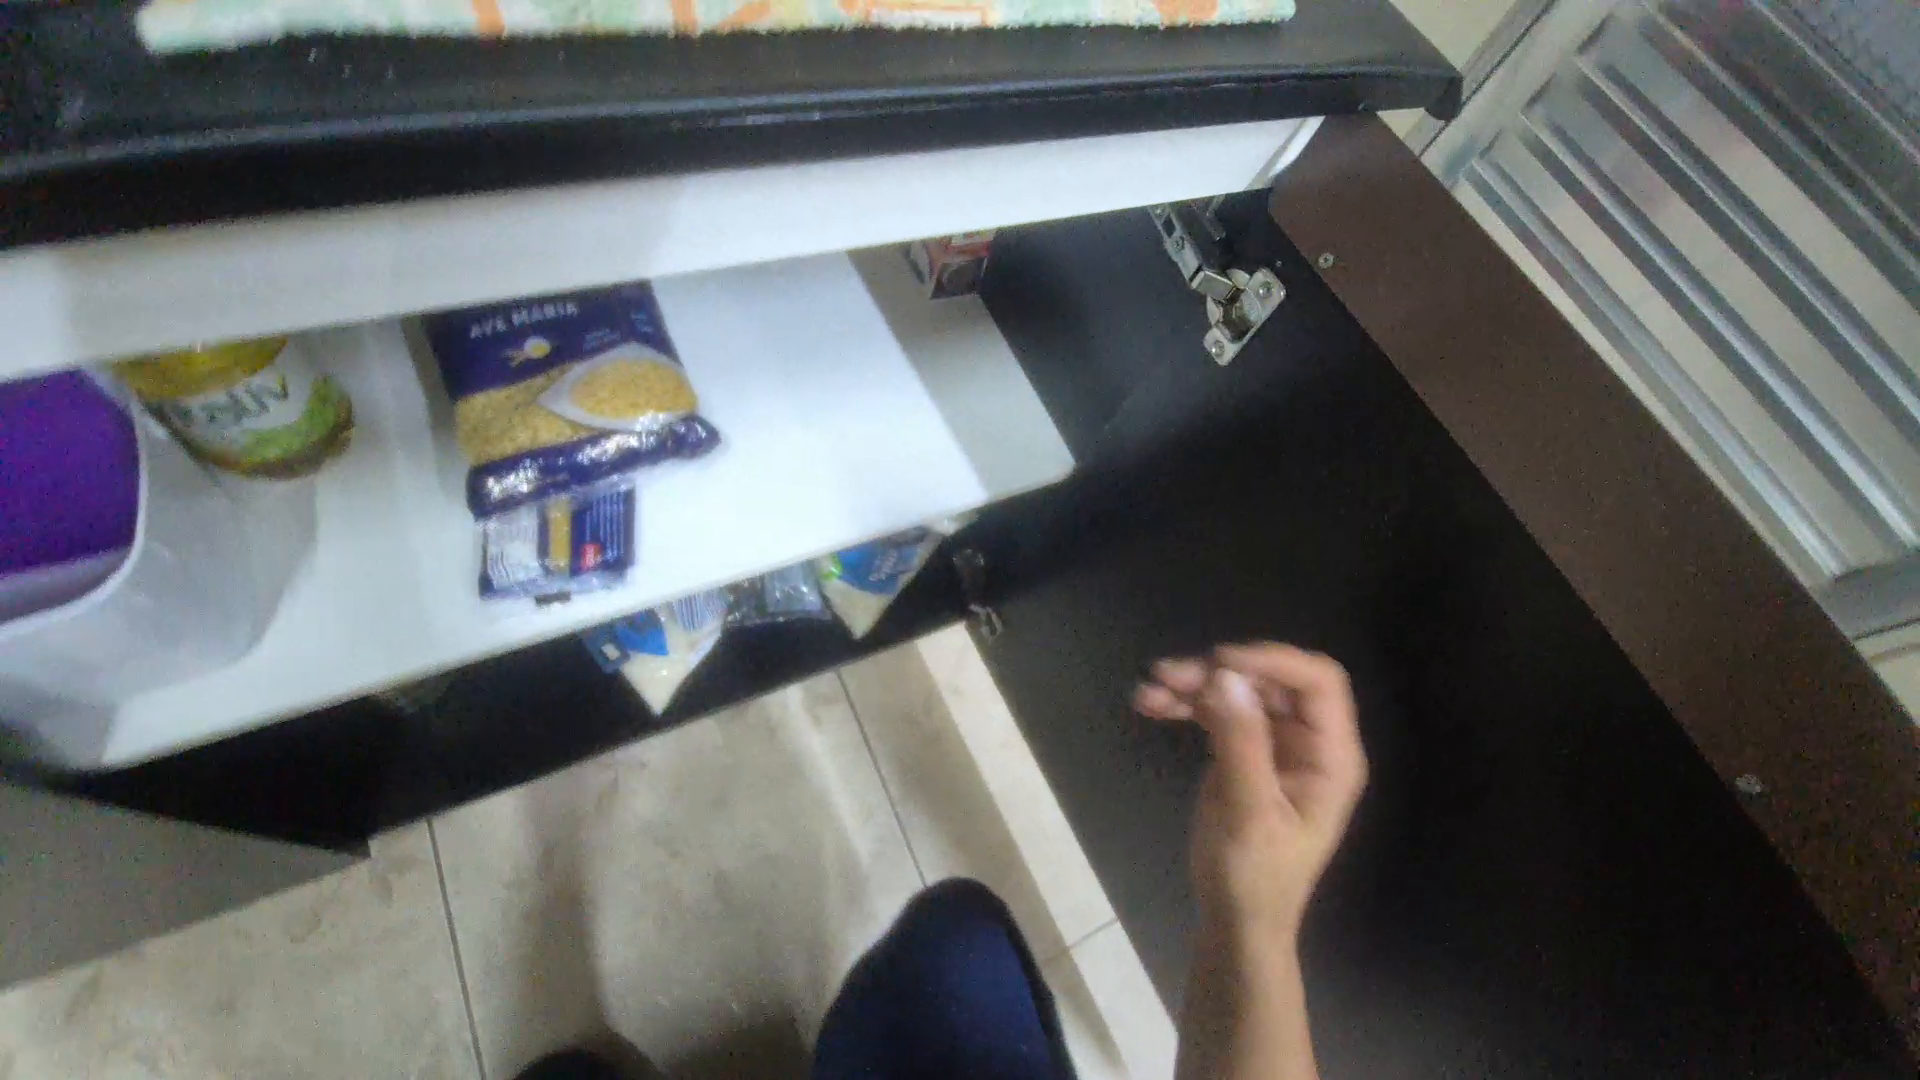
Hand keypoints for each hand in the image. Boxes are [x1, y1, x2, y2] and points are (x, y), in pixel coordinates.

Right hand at [1134, 644, 1367, 942]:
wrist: (1235, 921)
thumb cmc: (1254, 877)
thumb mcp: (1248, 811)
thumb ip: (1241, 741)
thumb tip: (1225, 676)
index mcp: (1330, 757)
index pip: (1318, 683)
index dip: (1273, 661)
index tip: (1220, 663)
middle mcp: (1308, 742)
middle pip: (1270, 681)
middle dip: (1219, 672)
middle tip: (1168, 676)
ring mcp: (1275, 745)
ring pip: (1238, 691)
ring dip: (1194, 685)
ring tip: (1150, 688)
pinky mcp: (1243, 751)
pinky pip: (1216, 712)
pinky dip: (1185, 705)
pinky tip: (1150, 704)